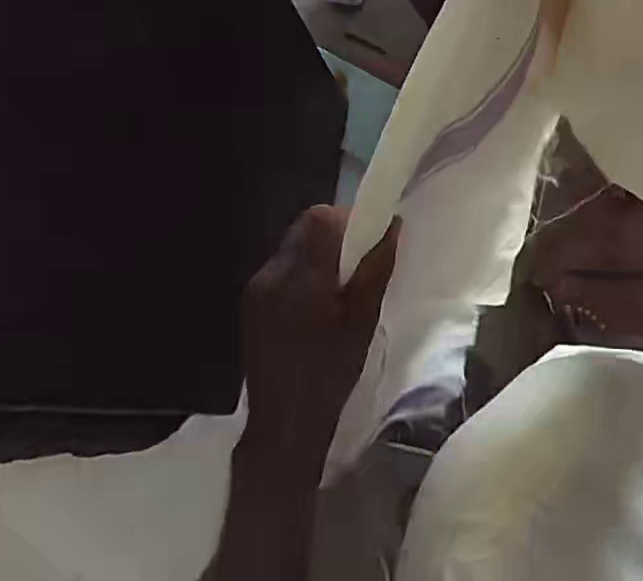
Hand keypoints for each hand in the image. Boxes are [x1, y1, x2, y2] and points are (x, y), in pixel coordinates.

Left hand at [237, 206, 397, 457]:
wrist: (283, 423)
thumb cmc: (332, 372)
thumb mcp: (364, 320)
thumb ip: (376, 268)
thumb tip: (393, 225)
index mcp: (303, 282)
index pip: (320, 219)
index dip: (348, 219)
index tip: (368, 240)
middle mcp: (272, 276)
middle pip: (305, 226)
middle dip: (335, 232)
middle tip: (356, 263)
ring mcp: (256, 288)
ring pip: (294, 243)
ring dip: (319, 250)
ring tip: (336, 287)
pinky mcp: (249, 300)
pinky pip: (282, 265)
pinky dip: (303, 269)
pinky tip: (314, 302)